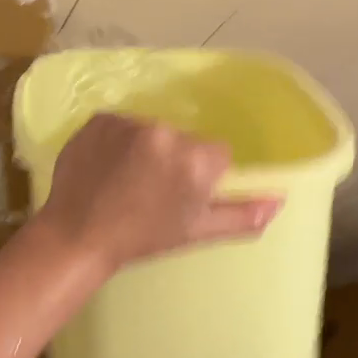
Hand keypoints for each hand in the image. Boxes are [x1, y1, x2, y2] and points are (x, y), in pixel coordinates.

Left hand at [37, 113, 277, 270]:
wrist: (77, 234)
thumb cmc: (141, 238)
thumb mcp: (197, 231)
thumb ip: (242, 214)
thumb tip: (279, 200)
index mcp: (194, 159)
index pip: (217, 153)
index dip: (203, 175)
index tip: (182, 194)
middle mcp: (163, 132)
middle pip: (183, 139)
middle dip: (174, 160)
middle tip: (151, 190)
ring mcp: (127, 122)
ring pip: (151, 130)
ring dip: (145, 148)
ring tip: (125, 179)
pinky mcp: (99, 119)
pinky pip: (120, 125)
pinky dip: (117, 141)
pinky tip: (106, 166)